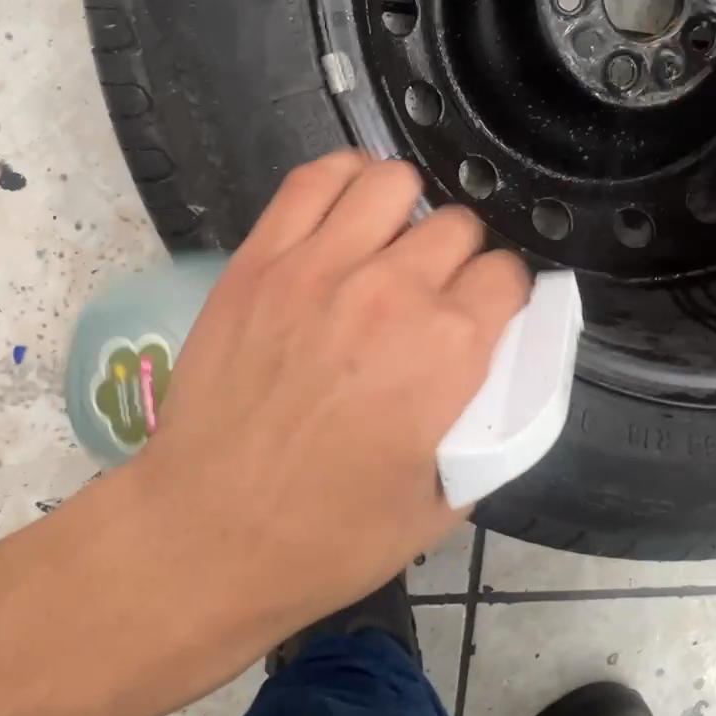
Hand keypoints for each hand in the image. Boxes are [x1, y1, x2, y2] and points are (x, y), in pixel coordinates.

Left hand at [128, 153, 529, 627]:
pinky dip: (342, 180)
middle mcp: (391, 291)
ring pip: (392, 182)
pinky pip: (313, 180)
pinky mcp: (260, 259)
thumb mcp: (444, 501)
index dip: (503, 297)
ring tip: (390, 246)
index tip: (485, 316)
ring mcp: (318, 266)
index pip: (508, 275)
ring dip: (406, 210)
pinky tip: (346, 212)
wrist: (207, 535)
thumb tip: (495, 371)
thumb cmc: (329, 536)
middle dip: (459, 257)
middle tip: (434, 294)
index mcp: (448, 349)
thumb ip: (486, 425)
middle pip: (457, 225)